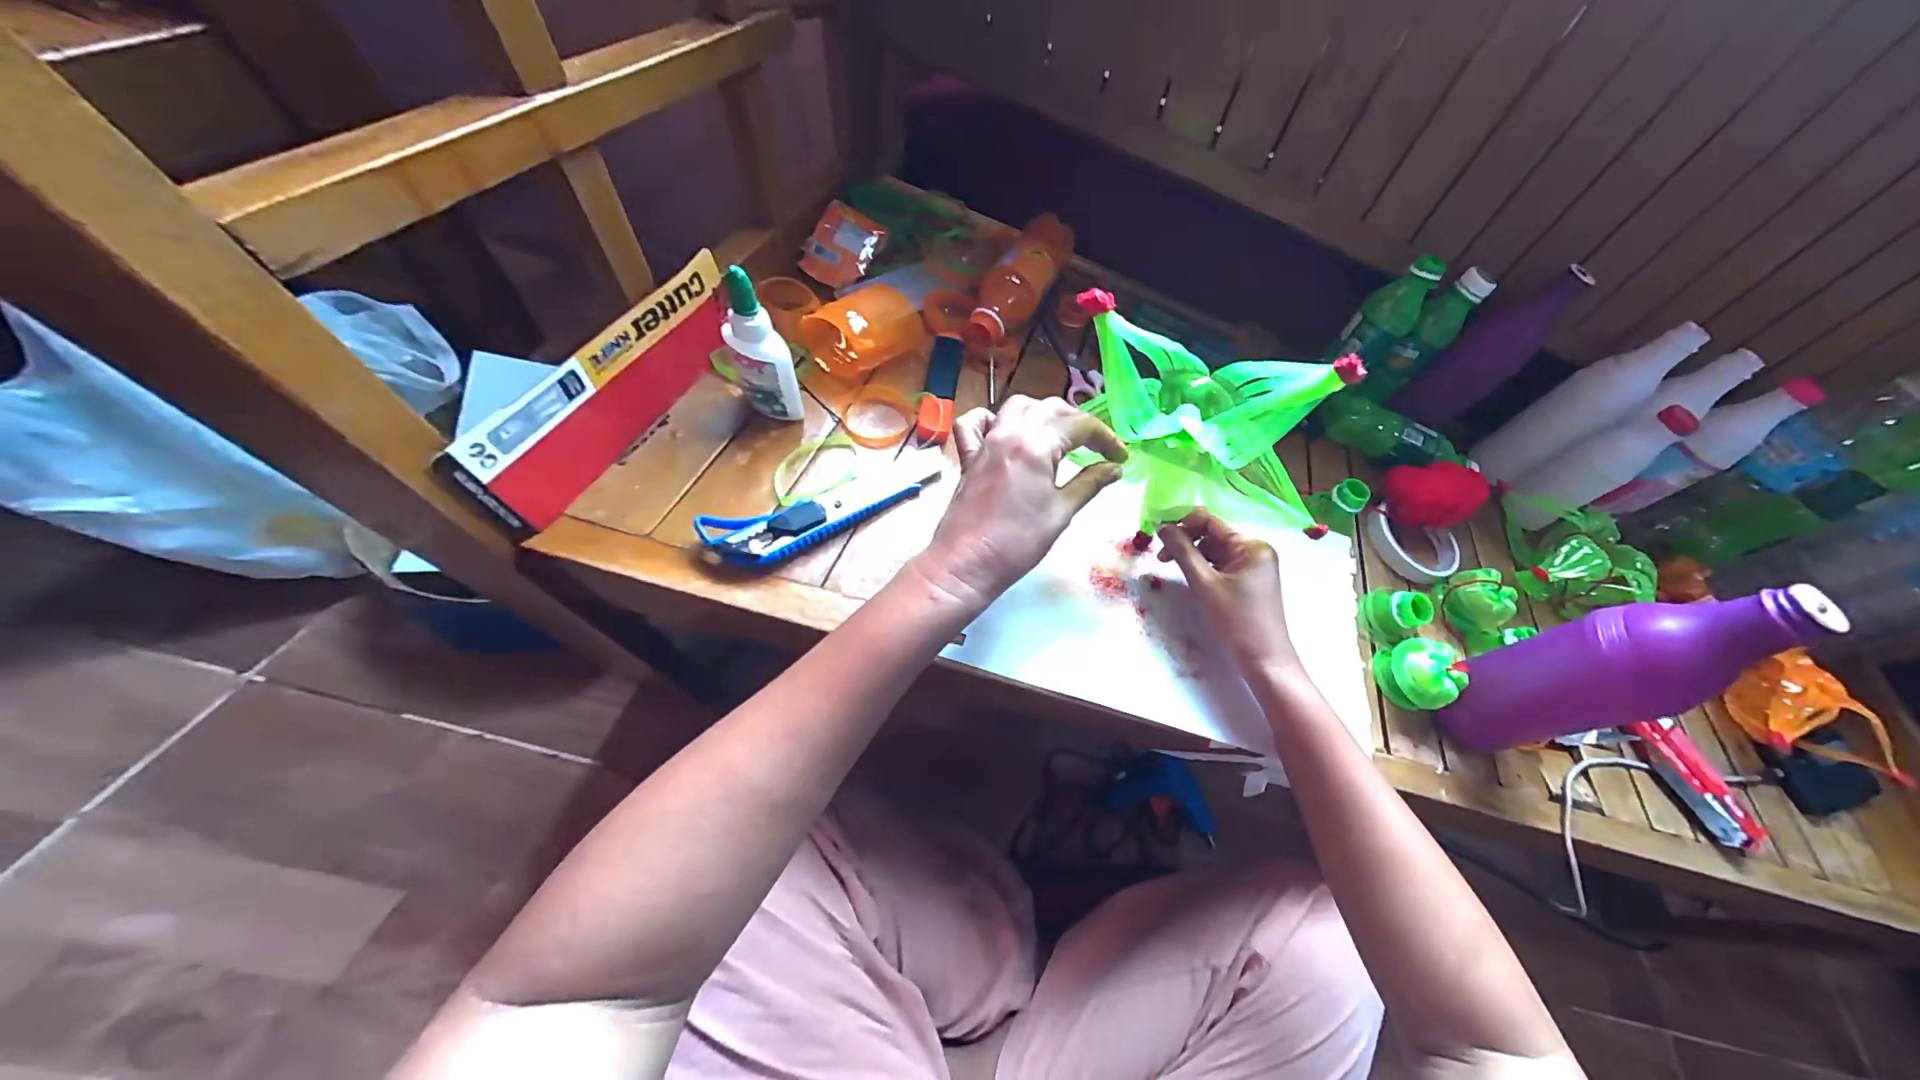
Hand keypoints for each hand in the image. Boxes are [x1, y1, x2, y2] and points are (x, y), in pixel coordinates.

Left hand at [913, 395, 1126, 607]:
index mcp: (1035, 444)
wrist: (965, 564)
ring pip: (1016, 407)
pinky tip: (1004, 432)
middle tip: (1096, 448)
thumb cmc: (1017, 543)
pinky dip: (991, 419)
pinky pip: (975, 424)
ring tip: (1058, 436)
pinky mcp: (968, 457)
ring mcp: (985, 443)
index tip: (1121, 457)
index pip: (1080, 425)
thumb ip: (1089, 483)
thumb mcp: (1061, 513)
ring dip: (1041, 413)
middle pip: (1050, 409)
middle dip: (1078, 423)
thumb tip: (1114, 468)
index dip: (1106, 438)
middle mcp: (1008, 432)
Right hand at [1156, 509, 1300, 671]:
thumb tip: (1163, 527)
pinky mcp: (1250, 579)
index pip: (1210, 522)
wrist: (1264, 658)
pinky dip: (1204, 566)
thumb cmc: (1235, 620)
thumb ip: (1182, 551)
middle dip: (1186, 541)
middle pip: (1212, 534)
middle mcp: (1256, 549)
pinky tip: (1191, 577)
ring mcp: (1255, 565)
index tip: (1157, 535)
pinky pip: (1222, 564)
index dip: (1182, 524)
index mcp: (1251, 545)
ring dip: (1193, 555)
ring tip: (1172, 568)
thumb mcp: (1204, 584)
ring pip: (1215, 550)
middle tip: (1161, 557)